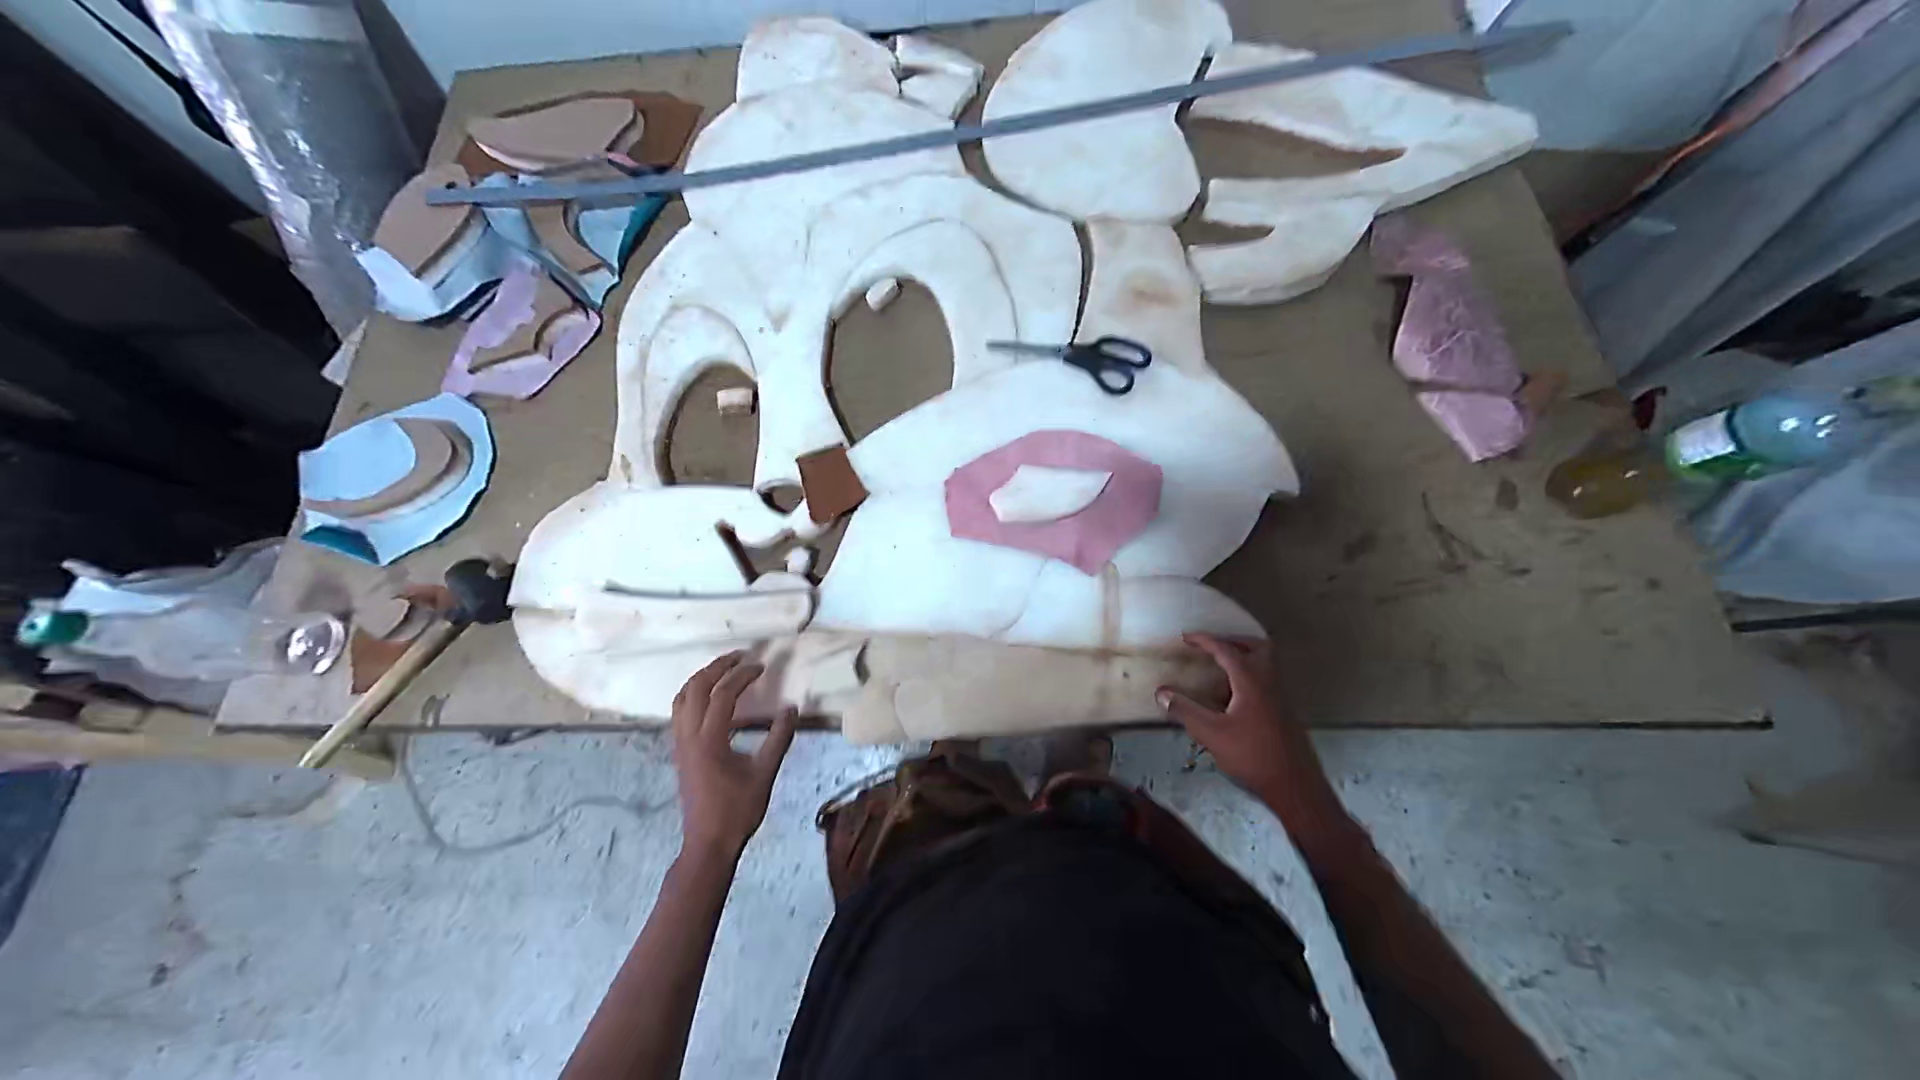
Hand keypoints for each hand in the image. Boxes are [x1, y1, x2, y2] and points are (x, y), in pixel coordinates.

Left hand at [671, 652, 795, 859]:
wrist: (708, 842)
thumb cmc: (738, 810)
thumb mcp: (765, 773)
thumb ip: (779, 738)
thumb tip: (792, 709)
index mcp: (709, 739)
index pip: (723, 694)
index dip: (742, 675)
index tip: (761, 667)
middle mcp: (688, 736)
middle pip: (696, 687)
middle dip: (717, 667)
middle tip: (740, 656)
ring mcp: (679, 744)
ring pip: (682, 698)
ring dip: (702, 678)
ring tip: (724, 669)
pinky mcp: (679, 751)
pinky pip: (679, 711)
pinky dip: (694, 694)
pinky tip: (711, 698)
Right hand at [1158, 634, 1334, 813]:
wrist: (1294, 785)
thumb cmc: (1252, 756)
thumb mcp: (1211, 734)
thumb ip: (1185, 710)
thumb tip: (1161, 692)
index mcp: (1251, 682)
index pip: (1227, 650)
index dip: (1205, 640)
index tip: (1186, 637)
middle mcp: (1269, 683)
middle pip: (1257, 648)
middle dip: (1234, 641)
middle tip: (1213, 647)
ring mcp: (1280, 698)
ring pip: (1265, 664)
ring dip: (1244, 658)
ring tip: (1219, 669)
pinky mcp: (1284, 713)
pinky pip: (1266, 681)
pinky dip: (1249, 677)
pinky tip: (1233, 698)